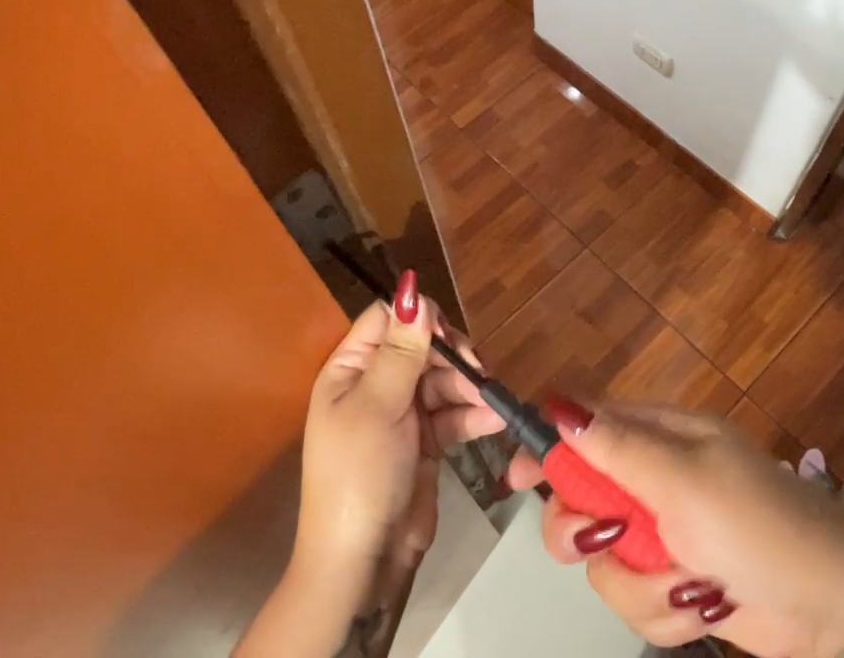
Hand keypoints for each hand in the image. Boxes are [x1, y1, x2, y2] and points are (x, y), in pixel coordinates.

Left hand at [294, 271, 503, 577]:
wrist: (363, 558)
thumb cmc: (359, 472)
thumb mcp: (379, 404)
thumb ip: (403, 348)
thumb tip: (411, 285)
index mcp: (350, 368)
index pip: (389, 320)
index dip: (422, 321)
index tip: (450, 339)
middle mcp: (374, 384)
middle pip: (422, 348)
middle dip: (452, 357)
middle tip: (478, 373)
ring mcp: (401, 414)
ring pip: (443, 381)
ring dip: (468, 389)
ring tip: (491, 405)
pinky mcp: (425, 441)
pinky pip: (453, 415)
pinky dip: (472, 416)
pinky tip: (493, 422)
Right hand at [508, 400, 843, 654]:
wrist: (834, 608)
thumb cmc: (760, 528)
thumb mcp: (683, 479)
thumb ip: (616, 447)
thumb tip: (556, 405)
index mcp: (663, 437)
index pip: (587, 425)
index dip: (547, 446)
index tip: (517, 479)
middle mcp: (657, 481)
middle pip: (581, 498)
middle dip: (588, 529)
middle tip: (607, 539)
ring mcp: (667, 535)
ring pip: (604, 559)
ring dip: (640, 582)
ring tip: (688, 585)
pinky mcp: (678, 585)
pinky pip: (635, 599)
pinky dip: (664, 612)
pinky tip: (703, 607)